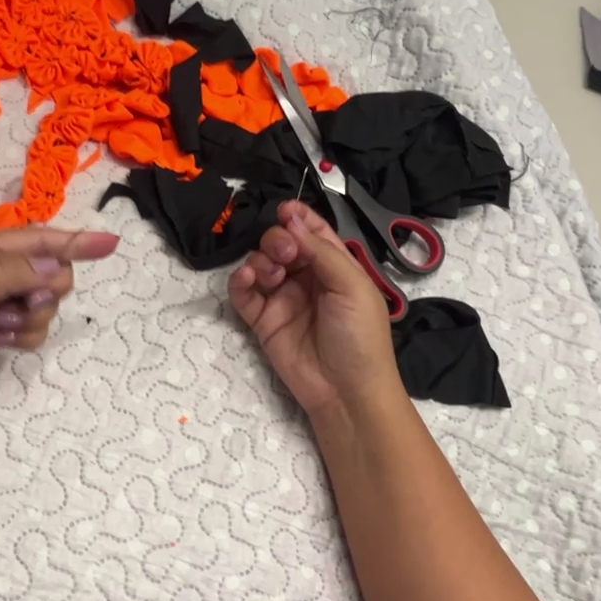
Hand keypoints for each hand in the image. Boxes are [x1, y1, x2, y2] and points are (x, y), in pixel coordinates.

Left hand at [0, 226, 120, 407]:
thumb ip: (6, 274)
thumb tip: (56, 266)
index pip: (37, 240)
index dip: (75, 241)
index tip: (111, 245)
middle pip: (47, 272)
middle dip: (45, 293)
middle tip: (20, 310)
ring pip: (41, 303)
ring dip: (32, 320)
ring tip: (0, 332)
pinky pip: (29, 328)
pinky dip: (23, 337)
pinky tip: (0, 344)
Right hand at [228, 201, 404, 419]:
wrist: (345, 390)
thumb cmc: (360, 336)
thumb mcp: (352, 286)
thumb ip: (321, 251)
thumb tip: (291, 220)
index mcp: (335, 267)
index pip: (313, 232)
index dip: (298, 217)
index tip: (284, 210)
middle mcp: (306, 279)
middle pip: (282, 243)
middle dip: (278, 239)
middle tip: (285, 252)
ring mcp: (282, 299)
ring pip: (260, 263)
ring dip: (261, 259)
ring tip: (271, 275)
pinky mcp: (261, 320)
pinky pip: (243, 293)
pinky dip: (240, 280)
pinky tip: (248, 279)